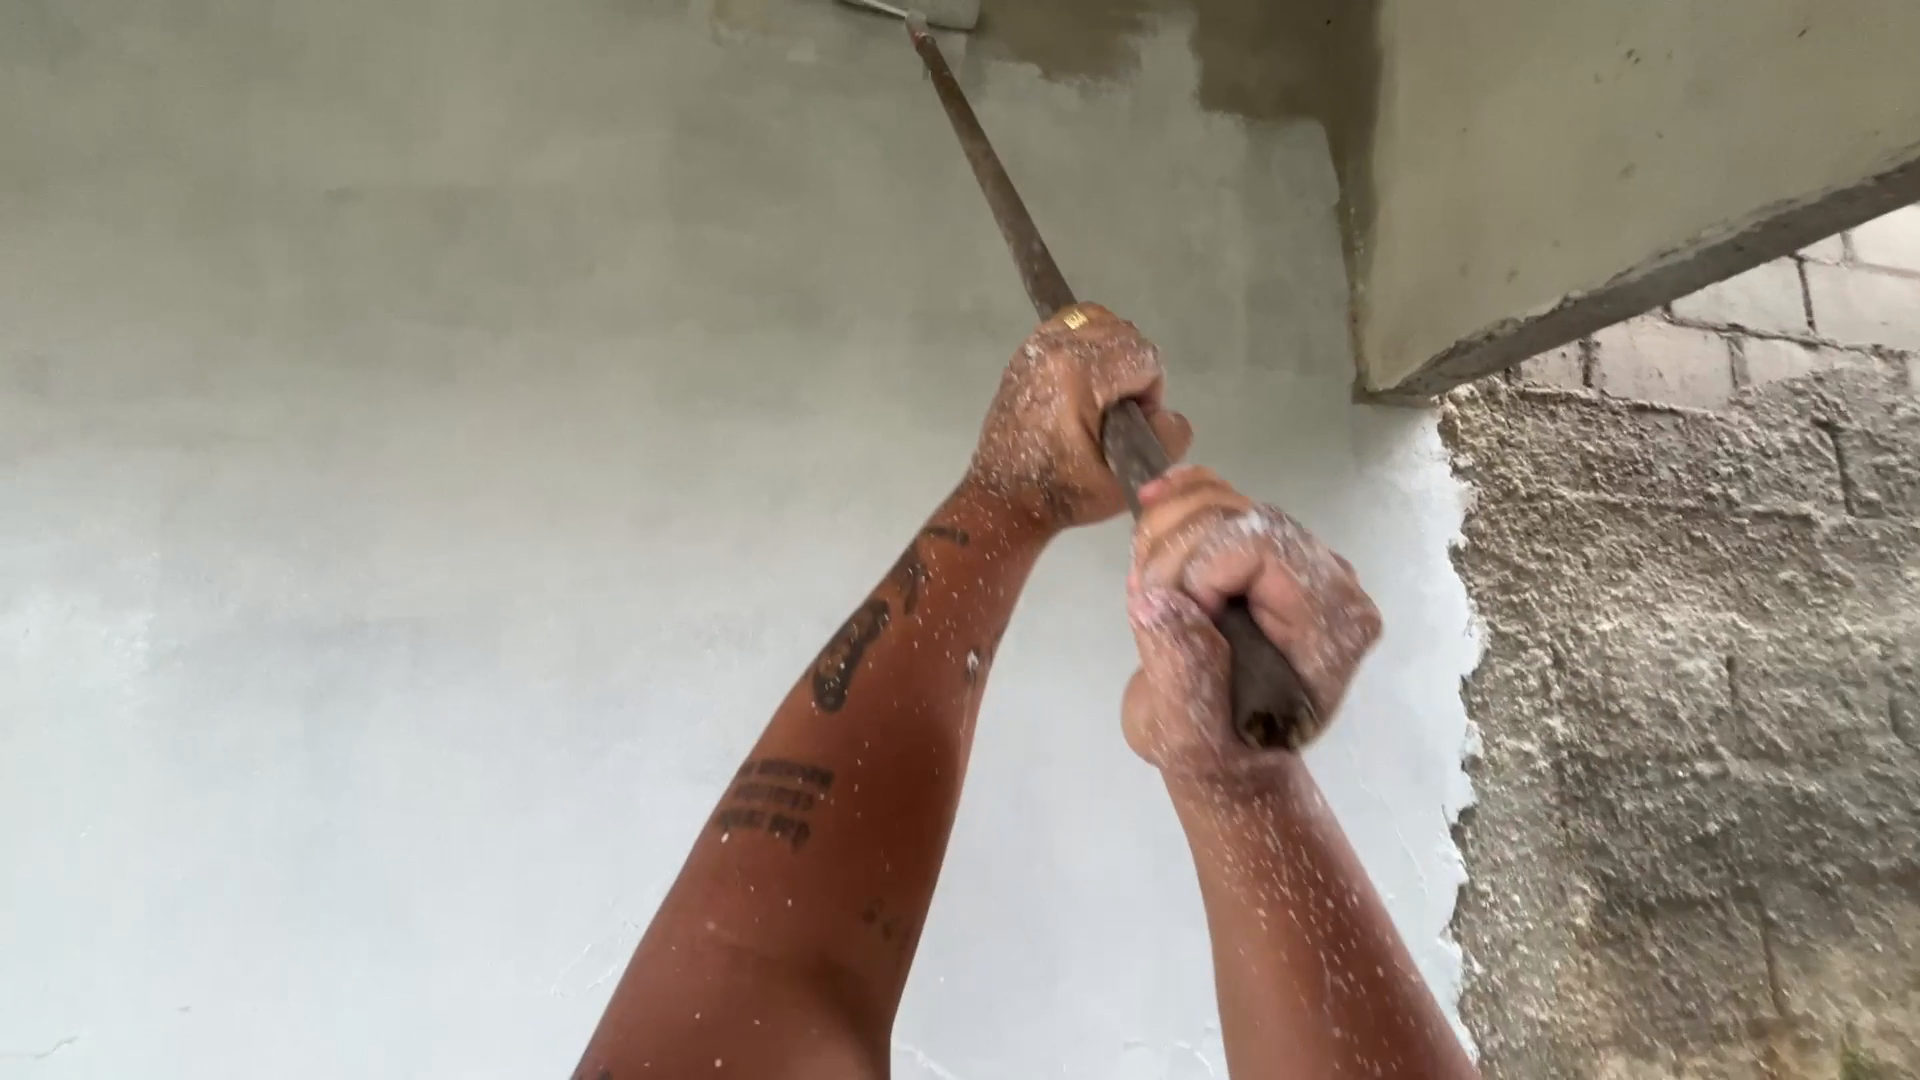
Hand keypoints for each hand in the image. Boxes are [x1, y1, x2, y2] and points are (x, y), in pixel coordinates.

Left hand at [966, 304, 1192, 529]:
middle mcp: (1055, 349)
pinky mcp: (1024, 354)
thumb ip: (1167, 440)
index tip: (1131, 426)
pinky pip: (1070, 326)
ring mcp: (1035, 347)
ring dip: (1112, 353)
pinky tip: (1084, 381)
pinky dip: (1086, 345)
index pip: (1145, 357)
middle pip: (1125, 334)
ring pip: (1099, 322)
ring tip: (1103, 394)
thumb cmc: (1062, 494)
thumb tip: (1163, 414)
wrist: (1004, 499)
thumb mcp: (1127, 479)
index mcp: (1078, 374)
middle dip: (1133, 372)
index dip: (1150, 394)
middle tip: (1118, 414)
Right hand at [1121, 466, 1380, 776]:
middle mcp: (1328, 579)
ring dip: (1162, 534)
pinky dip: (1178, 497)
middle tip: (1146, 605)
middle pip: (1237, 515)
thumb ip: (1183, 673)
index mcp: (1330, 623)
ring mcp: (1294, 558)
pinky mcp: (1258, 548)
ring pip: (1221, 500)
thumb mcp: (1189, 733)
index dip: (1196, 569)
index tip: (1171, 617)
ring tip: (1146, 588)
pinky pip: (1220, 496)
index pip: (1259, 545)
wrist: (1222, 748)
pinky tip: (1151, 503)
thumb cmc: (1215, 748)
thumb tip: (1158, 601)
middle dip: (1171, 553)